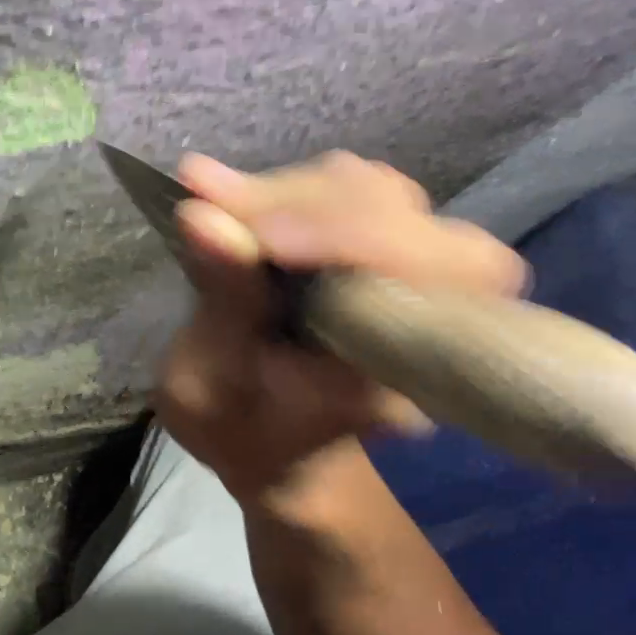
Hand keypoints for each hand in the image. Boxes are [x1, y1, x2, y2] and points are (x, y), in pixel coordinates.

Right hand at [155, 150, 528, 499]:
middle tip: (210, 200)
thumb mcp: (203, 385)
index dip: (334, 235)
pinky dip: (295, 191)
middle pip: (393, 215)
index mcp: (398, 363)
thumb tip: (201, 217)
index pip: (404, 269)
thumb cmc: (238, 429)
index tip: (250, 230)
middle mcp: (434, 311)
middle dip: (298, 205)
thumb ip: (221, 305)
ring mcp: (421, 273)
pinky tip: (241, 201)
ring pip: (377, 194)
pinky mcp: (392, 247)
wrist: (277, 444)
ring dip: (292, 192)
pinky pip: (360, 195)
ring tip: (219, 202)